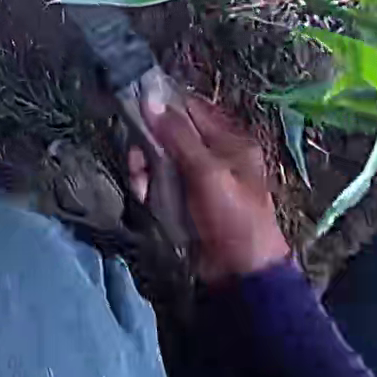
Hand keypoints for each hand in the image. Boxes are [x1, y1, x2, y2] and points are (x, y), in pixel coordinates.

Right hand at [145, 93, 290, 282]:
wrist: (241, 278)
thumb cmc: (232, 218)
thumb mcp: (207, 172)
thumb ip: (178, 134)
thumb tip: (150, 98)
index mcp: (230, 138)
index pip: (189, 106)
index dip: (162, 105)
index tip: (134, 109)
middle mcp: (214, 151)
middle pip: (170, 130)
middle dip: (149, 142)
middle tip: (137, 160)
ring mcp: (199, 175)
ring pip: (161, 154)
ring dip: (145, 165)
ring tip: (140, 184)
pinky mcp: (186, 195)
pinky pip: (160, 177)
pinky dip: (149, 183)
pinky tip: (144, 196)